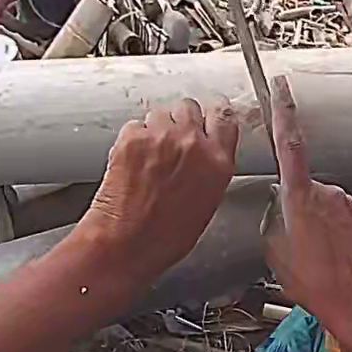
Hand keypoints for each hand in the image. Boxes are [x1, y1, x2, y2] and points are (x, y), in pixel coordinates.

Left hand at [79, 98, 239, 276]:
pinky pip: (136, 124)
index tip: (209, 115)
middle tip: (173, 141)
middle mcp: (192, 144)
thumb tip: (206, 152)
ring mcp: (160, 137)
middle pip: (190, 107)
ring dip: (157, 128)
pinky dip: (134, 138)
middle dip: (182, 121)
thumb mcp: (208, 202)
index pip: (225, 115)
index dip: (215, 113)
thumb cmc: (165, 236)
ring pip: (161, 113)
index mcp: (218, 162)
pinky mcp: (131, 137)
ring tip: (151, 156)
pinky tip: (134, 161)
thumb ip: (211, 168)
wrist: (126, 244)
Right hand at [263, 76, 351, 338]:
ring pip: (315, 198)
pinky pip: (330, 210)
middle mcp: (324, 192)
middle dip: (291, 203)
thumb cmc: (312, 279)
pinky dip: (322, 224)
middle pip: (299, 182)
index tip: (281, 88)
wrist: (351, 298)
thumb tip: (276, 207)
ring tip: (308, 250)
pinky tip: (321, 250)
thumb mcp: (273, 248)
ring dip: (307, 216)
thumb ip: (272, 218)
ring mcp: (342, 201)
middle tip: (290, 237)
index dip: (284, 113)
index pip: (290, 145)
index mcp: (299, 196)